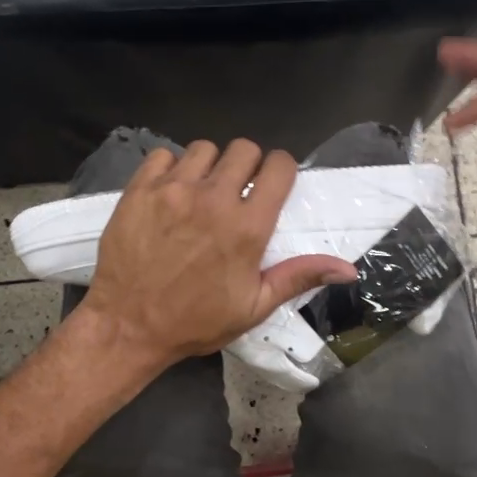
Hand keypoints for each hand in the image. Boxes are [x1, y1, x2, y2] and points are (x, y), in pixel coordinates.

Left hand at [78, 140, 357, 366]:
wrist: (128, 326)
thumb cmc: (194, 322)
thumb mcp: (252, 307)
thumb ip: (298, 278)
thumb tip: (349, 269)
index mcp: (247, 227)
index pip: (277, 167)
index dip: (279, 170)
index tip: (272, 183)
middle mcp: (213, 199)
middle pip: (243, 150)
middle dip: (247, 165)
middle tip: (236, 190)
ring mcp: (173, 191)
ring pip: (203, 149)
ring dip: (208, 166)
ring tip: (200, 192)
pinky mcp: (139, 190)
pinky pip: (162, 156)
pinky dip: (169, 168)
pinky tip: (169, 193)